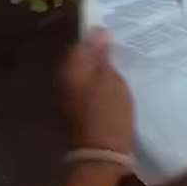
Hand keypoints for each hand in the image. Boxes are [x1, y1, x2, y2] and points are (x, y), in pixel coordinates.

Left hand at [58, 29, 133, 154]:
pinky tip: (115, 81)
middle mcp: (65, 79)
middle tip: (121, 46)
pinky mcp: (78, 107)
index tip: (116, 32)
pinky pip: (88, 85)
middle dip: (98, 51)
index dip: (98, 36)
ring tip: (121, 62)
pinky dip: (99, 81)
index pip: (81, 42)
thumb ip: (102, 55)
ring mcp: (70, 94)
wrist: (102, 154)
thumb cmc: (108, 114)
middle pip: (81, 57)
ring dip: (100, 66)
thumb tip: (99, 30)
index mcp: (71, 69)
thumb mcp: (111, 81)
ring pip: (85, 71)